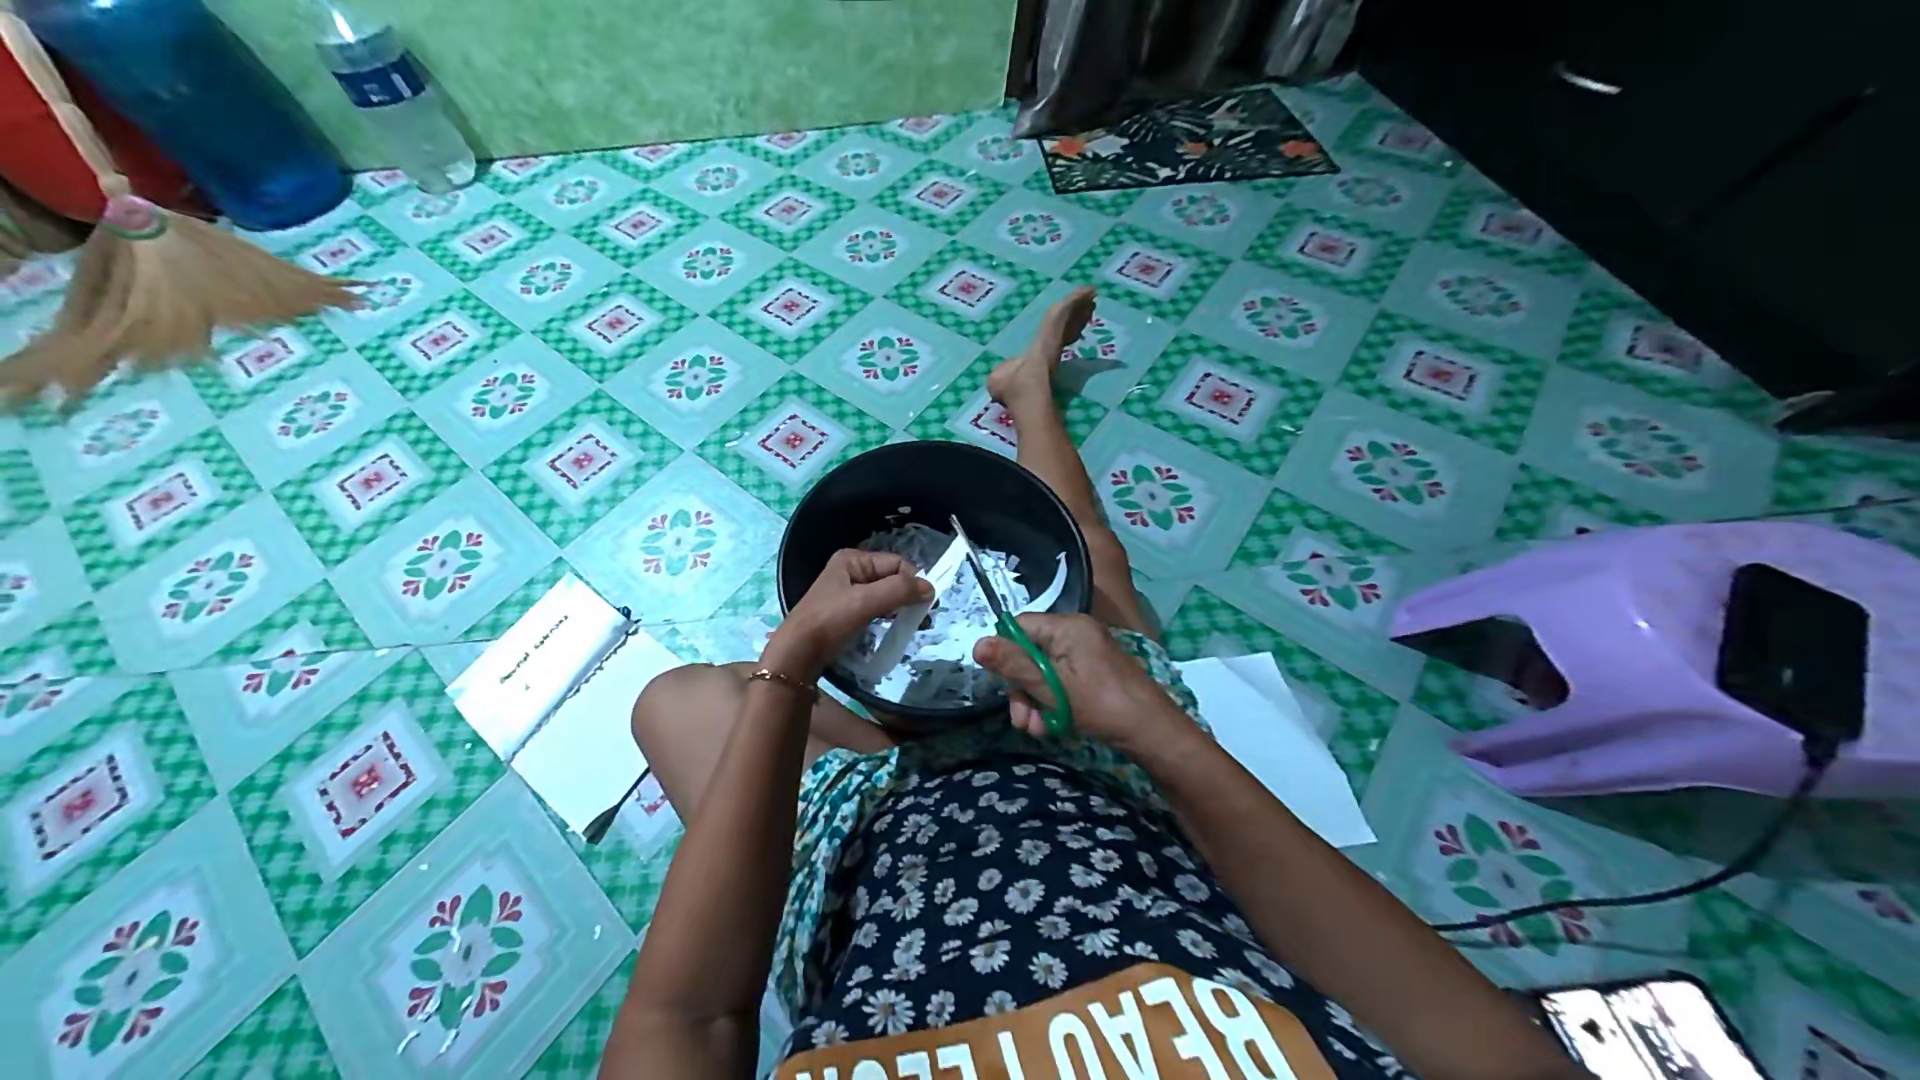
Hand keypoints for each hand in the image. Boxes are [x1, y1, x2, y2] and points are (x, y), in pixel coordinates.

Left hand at [765, 550, 932, 680]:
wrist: (797, 654)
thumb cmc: (829, 621)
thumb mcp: (865, 601)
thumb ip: (899, 590)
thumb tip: (931, 588)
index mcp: (853, 559)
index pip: (897, 564)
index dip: (912, 582)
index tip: (922, 606)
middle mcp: (851, 570)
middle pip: (892, 578)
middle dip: (907, 596)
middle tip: (918, 619)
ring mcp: (848, 592)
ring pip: (885, 595)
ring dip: (898, 608)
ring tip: (907, 626)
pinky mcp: (847, 612)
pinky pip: (876, 609)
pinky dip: (887, 617)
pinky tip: (889, 630)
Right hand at [972, 613, 1193, 751]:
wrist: (1152, 731)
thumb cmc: (1101, 704)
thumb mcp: (1051, 686)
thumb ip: (1014, 665)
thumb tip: (977, 644)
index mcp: (1067, 626)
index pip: (1020, 626)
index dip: (1006, 654)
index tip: (1003, 683)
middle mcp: (1076, 633)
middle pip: (1029, 653)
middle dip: (1021, 689)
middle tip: (1022, 720)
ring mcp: (1086, 653)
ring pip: (1043, 673)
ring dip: (1034, 702)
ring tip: (1038, 730)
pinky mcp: (1093, 673)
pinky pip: (1061, 681)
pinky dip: (1053, 703)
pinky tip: (1052, 727)